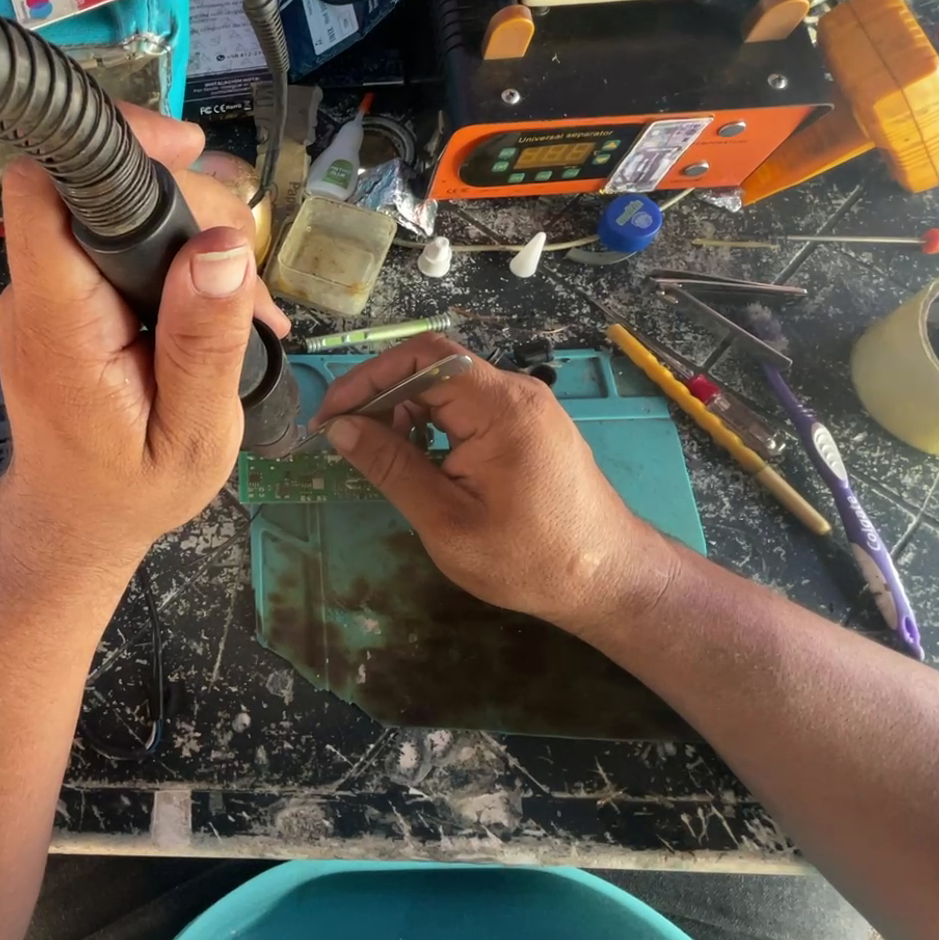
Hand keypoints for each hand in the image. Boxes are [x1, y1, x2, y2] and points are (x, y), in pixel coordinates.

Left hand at [0, 103, 286, 567]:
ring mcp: (52, 294)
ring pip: (122, 217)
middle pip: (106, 194)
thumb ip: (204, 345)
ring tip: (246, 304)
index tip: (186, 152)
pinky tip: (221, 304)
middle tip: (250, 278)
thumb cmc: (130, 489)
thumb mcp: (191, 434)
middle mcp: (42, 294)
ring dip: (195, 238)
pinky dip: (178, 262)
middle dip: (190, 207)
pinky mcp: (70, 300)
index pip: (43, 191)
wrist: (74, 517)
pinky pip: (121, 250)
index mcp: (61, 324)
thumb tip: (222, 247)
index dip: (109, 149)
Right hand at [312, 334, 680, 634]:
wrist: (608, 580)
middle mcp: (515, 392)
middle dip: (378, 395)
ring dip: (401, 408)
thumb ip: (391, 466)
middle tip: (341, 436)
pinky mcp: (525, 423)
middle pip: (431, 367)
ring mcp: (524, 406)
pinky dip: (428, 420)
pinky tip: (413, 453)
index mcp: (500, 408)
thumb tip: (341, 428)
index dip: (366, 378)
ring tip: (372, 449)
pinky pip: (465, 404)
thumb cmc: (527, 558)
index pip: (421, 358)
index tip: (330, 416)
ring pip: (446, 384)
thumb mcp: (445, 520)